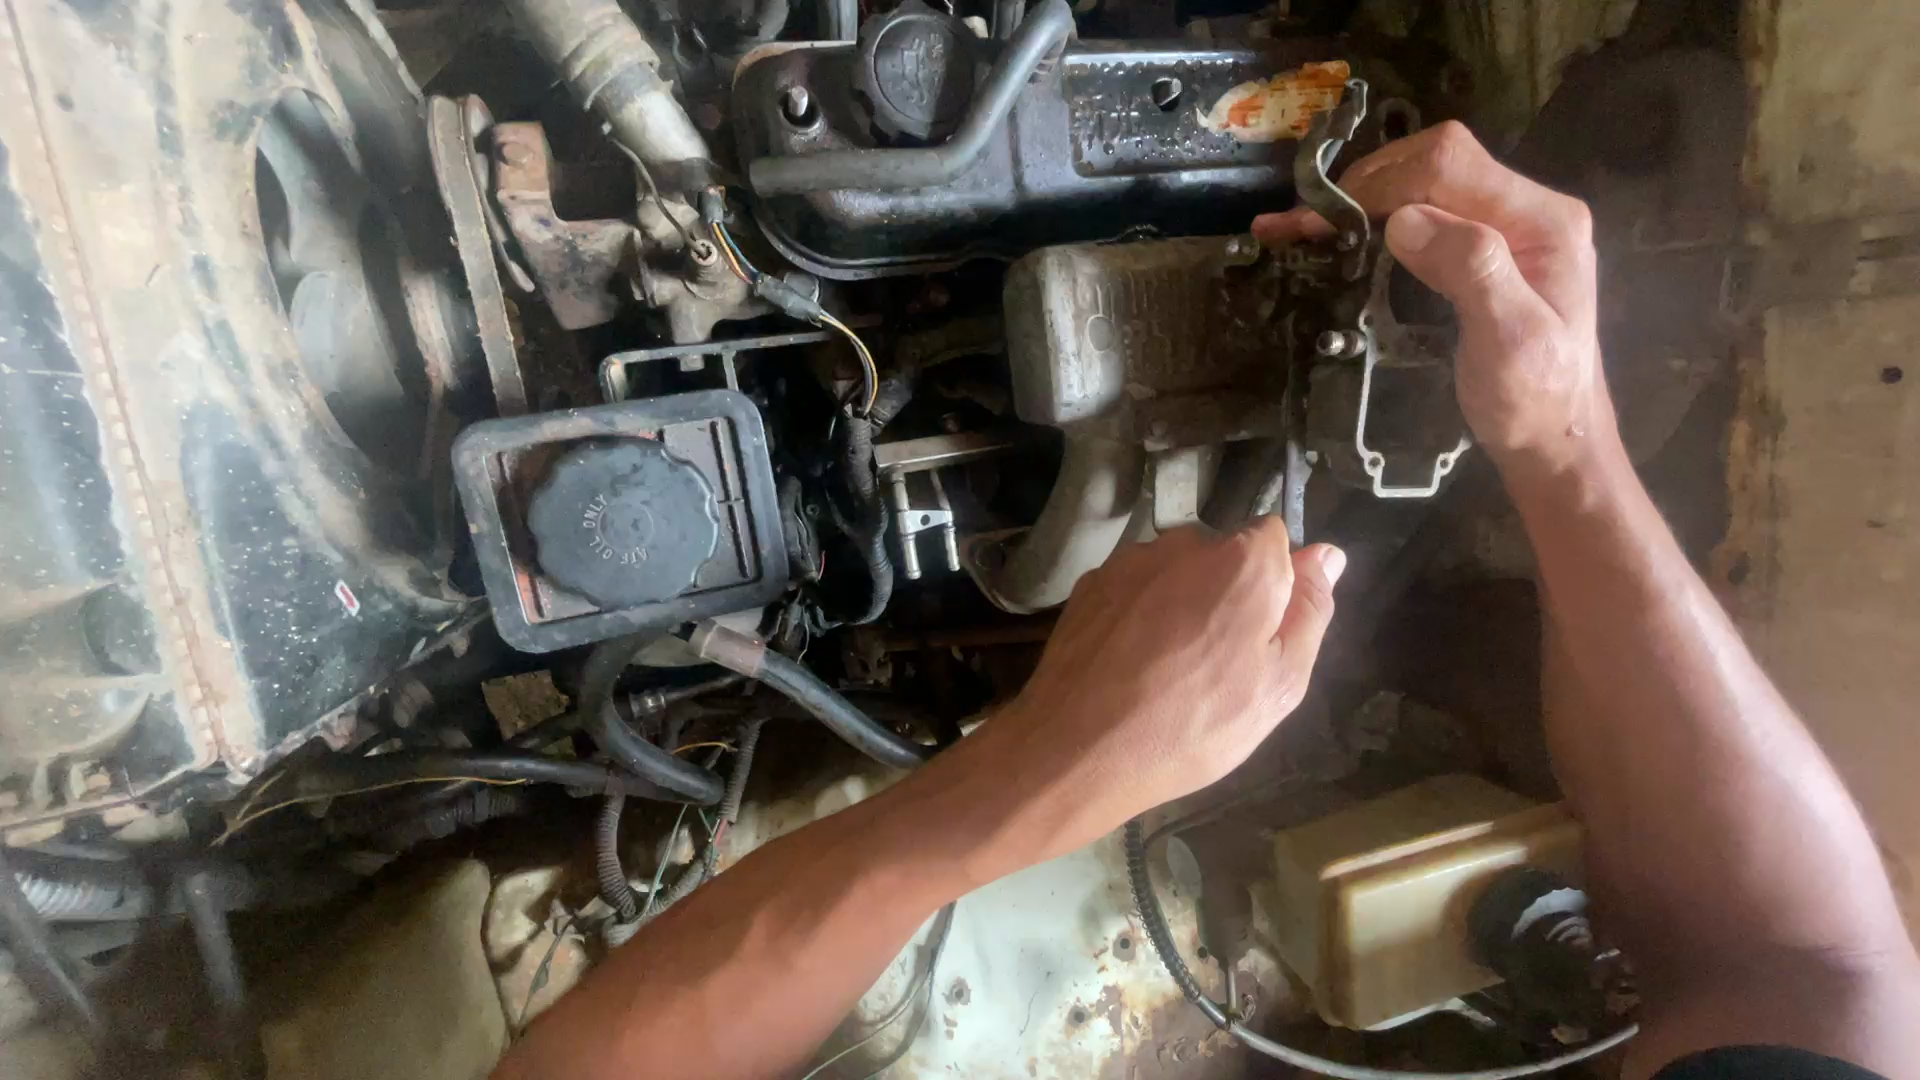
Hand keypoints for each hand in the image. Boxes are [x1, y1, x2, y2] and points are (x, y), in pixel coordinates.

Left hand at [971, 520, 1343, 858]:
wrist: (1079, 746)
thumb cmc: (1194, 724)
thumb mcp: (1279, 683)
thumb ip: (1309, 609)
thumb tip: (1326, 554)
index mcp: (1240, 561)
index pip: (1273, 537)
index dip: (1274, 580)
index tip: (1260, 629)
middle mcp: (1181, 544)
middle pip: (1220, 554)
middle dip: (1225, 592)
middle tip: (1215, 660)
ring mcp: (1127, 561)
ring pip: (1172, 571)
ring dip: (1178, 602)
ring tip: (1165, 666)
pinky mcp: (1089, 584)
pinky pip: (1132, 588)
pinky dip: (1137, 612)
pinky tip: (1128, 660)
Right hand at [1254, 121, 1616, 477]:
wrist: (1552, 434)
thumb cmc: (1532, 396)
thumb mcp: (1509, 341)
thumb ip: (1472, 270)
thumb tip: (1405, 220)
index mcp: (1538, 220)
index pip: (1447, 166)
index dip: (1376, 185)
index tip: (1316, 224)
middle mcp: (1520, 210)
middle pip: (1431, 162)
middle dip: (1358, 186)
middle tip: (1293, 226)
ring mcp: (1497, 228)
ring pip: (1419, 183)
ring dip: (1355, 200)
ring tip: (1295, 229)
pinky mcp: (1473, 252)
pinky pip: (1416, 217)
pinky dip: (1367, 222)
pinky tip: (1330, 238)